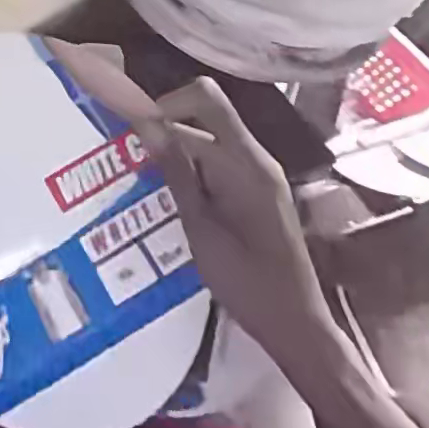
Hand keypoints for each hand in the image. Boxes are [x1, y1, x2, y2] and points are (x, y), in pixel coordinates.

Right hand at [138, 77, 421, 427]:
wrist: (297, 328)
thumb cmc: (246, 282)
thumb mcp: (200, 226)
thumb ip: (175, 170)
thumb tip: (146, 123)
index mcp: (246, 160)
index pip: (206, 99)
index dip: (169, 101)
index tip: (140, 128)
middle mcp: (255, 157)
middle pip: (203, 118)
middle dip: (165, 130)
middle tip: (131, 157)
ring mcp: (258, 173)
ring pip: (206, 140)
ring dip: (175, 152)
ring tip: (144, 178)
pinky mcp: (255, 189)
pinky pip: (216, 161)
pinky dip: (190, 168)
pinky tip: (169, 195)